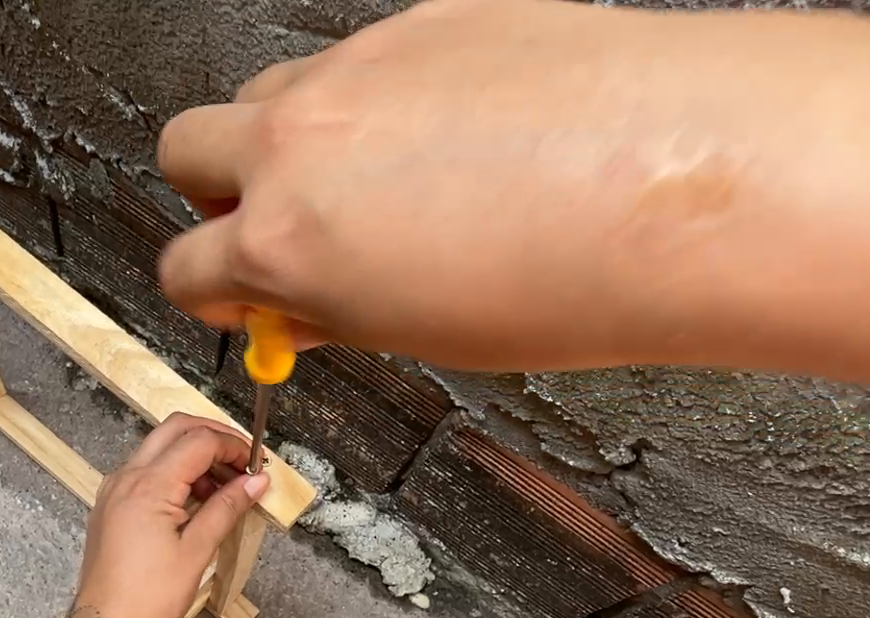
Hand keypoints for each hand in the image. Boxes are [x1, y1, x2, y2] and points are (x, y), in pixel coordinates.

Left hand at [73, 414, 269, 617]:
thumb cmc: (150, 598)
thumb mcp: (197, 551)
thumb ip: (226, 508)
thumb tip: (256, 482)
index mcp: (148, 485)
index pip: (198, 441)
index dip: (233, 446)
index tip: (256, 465)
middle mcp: (126, 477)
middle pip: (175, 429)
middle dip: (213, 437)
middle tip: (242, 462)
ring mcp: (114, 489)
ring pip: (159, 449)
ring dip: (194, 456)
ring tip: (225, 488)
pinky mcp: (111, 505)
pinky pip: (145, 472)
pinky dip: (174, 473)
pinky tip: (196, 502)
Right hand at [155, 0, 869, 371]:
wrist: (688, 182)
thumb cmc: (560, 286)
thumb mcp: (410, 333)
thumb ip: (327, 312)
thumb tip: (291, 305)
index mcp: (281, 241)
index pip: (182, 270)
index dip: (207, 294)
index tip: (238, 300)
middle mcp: (296, 142)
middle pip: (186, 152)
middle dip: (214, 197)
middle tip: (276, 229)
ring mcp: (353, 69)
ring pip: (263, 97)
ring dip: (284, 145)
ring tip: (368, 188)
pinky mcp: (418, 18)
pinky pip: (352, 65)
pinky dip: (364, 108)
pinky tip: (438, 143)